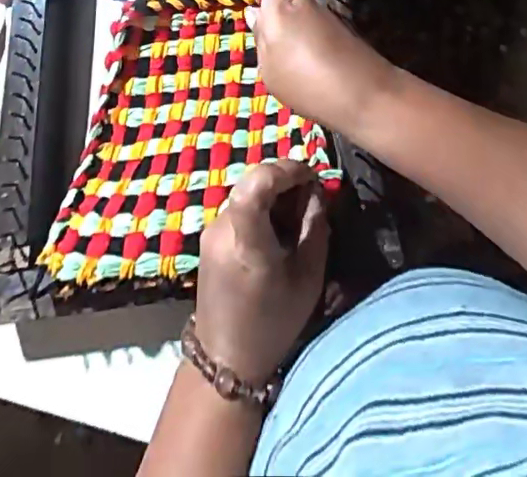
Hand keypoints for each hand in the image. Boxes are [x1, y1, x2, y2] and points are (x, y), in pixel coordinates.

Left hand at [194, 159, 329, 382]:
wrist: (225, 357)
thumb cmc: (272, 322)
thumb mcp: (307, 278)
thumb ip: (315, 229)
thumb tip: (317, 193)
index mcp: (246, 237)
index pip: (258, 181)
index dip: (287, 169)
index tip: (312, 176)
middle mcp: (223, 225)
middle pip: (253, 182)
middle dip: (285, 180)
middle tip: (311, 196)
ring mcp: (211, 229)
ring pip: (246, 193)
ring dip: (273, 194)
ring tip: (296, 216)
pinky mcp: (209, 236)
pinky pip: (239, 208)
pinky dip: (260, 207)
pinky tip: (276, 231)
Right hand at [248, 0, 396, 132]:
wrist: (368, 98)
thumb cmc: (311, 83)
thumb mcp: (269, 67)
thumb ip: (260, 37)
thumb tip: (255, 14)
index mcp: (282, 6)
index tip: (260, 7)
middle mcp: (307, 4)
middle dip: (280, 17)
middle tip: (275, 48)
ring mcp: (329, 18)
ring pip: (303, 17)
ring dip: (298, 36)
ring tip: (296, 67)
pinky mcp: (345, 33)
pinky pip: (319, 33)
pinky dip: (315, 48)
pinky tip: (315, 74)